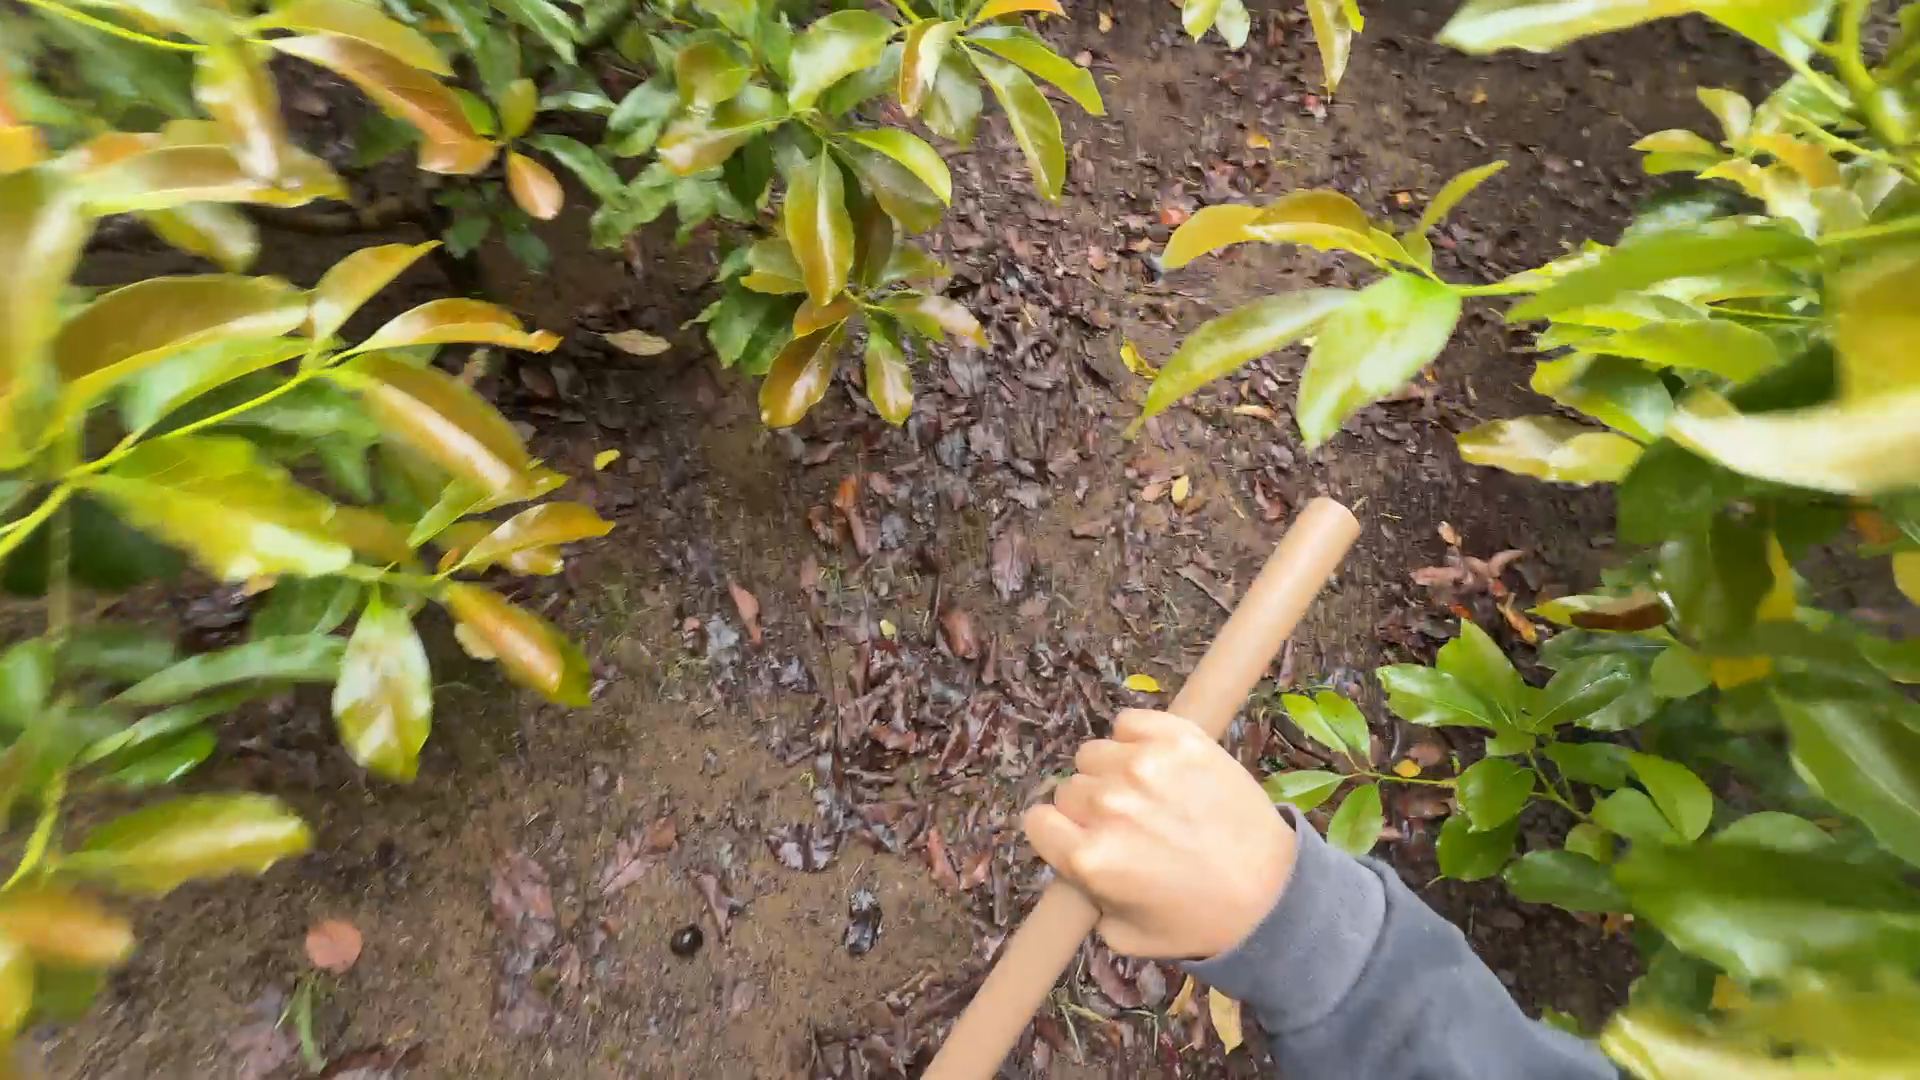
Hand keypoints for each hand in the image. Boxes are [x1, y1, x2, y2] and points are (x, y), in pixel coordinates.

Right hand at [1023, 710, 1298, 958]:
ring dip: (1113, 772)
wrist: (1273, 892)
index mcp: (1088, 856)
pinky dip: (1136, 738)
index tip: (1079, 836)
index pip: (1036, 820)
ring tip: (1151, 795)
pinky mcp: (1176, 737)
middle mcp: (1107, 805)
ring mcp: (1142, 766)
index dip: (1058, 831)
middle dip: (1090, 807)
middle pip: (1069, 788)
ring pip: (1095, 754)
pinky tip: (1159, 764)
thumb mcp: (1122, 933)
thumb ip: (1082, 894)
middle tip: (1130, 825)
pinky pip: (1128, 722)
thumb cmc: (1197, 919)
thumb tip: (1070, 857)